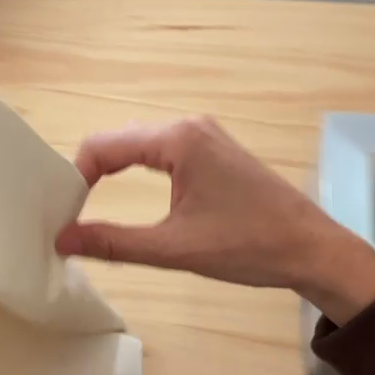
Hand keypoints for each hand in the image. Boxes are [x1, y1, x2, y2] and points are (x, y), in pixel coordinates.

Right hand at [55, 118, 374, 323]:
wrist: (312, 248)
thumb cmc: (248, 246)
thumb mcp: (175, 248)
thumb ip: (113, 243)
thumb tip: (62, 240)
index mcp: (178, 140)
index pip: (103, 146)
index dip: (75, 177)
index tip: (63, 213)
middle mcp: (189, 126)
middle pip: (119, 140)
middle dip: (90, 172)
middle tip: (70, 212)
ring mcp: (205, 135)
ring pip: (140, 145)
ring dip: (114, 170)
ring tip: (91, 206)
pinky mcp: (215, 151)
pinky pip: (163, 151)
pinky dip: (138, 170)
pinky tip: (128, 196)